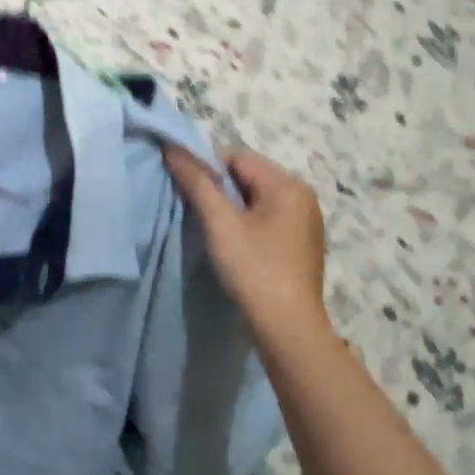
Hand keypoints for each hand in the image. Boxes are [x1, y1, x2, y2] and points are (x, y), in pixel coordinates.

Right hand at [163, 145, 329, 343]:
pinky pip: (263, 216)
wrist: (288, 328)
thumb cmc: (254, 268)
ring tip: (210, 227)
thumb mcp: (219, 222)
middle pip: (245, 175)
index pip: (235, 156)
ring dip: (227, 205)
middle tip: (193, 209)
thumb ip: (196, 182)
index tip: (185, 189)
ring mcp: (303, 220)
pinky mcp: (298, 242)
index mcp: (288, 185)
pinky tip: (231, 242)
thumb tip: (171, 146)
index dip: (205, 167)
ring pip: (252, 197)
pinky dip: (243, 221)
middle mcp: (301, 196)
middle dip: (216, 187)